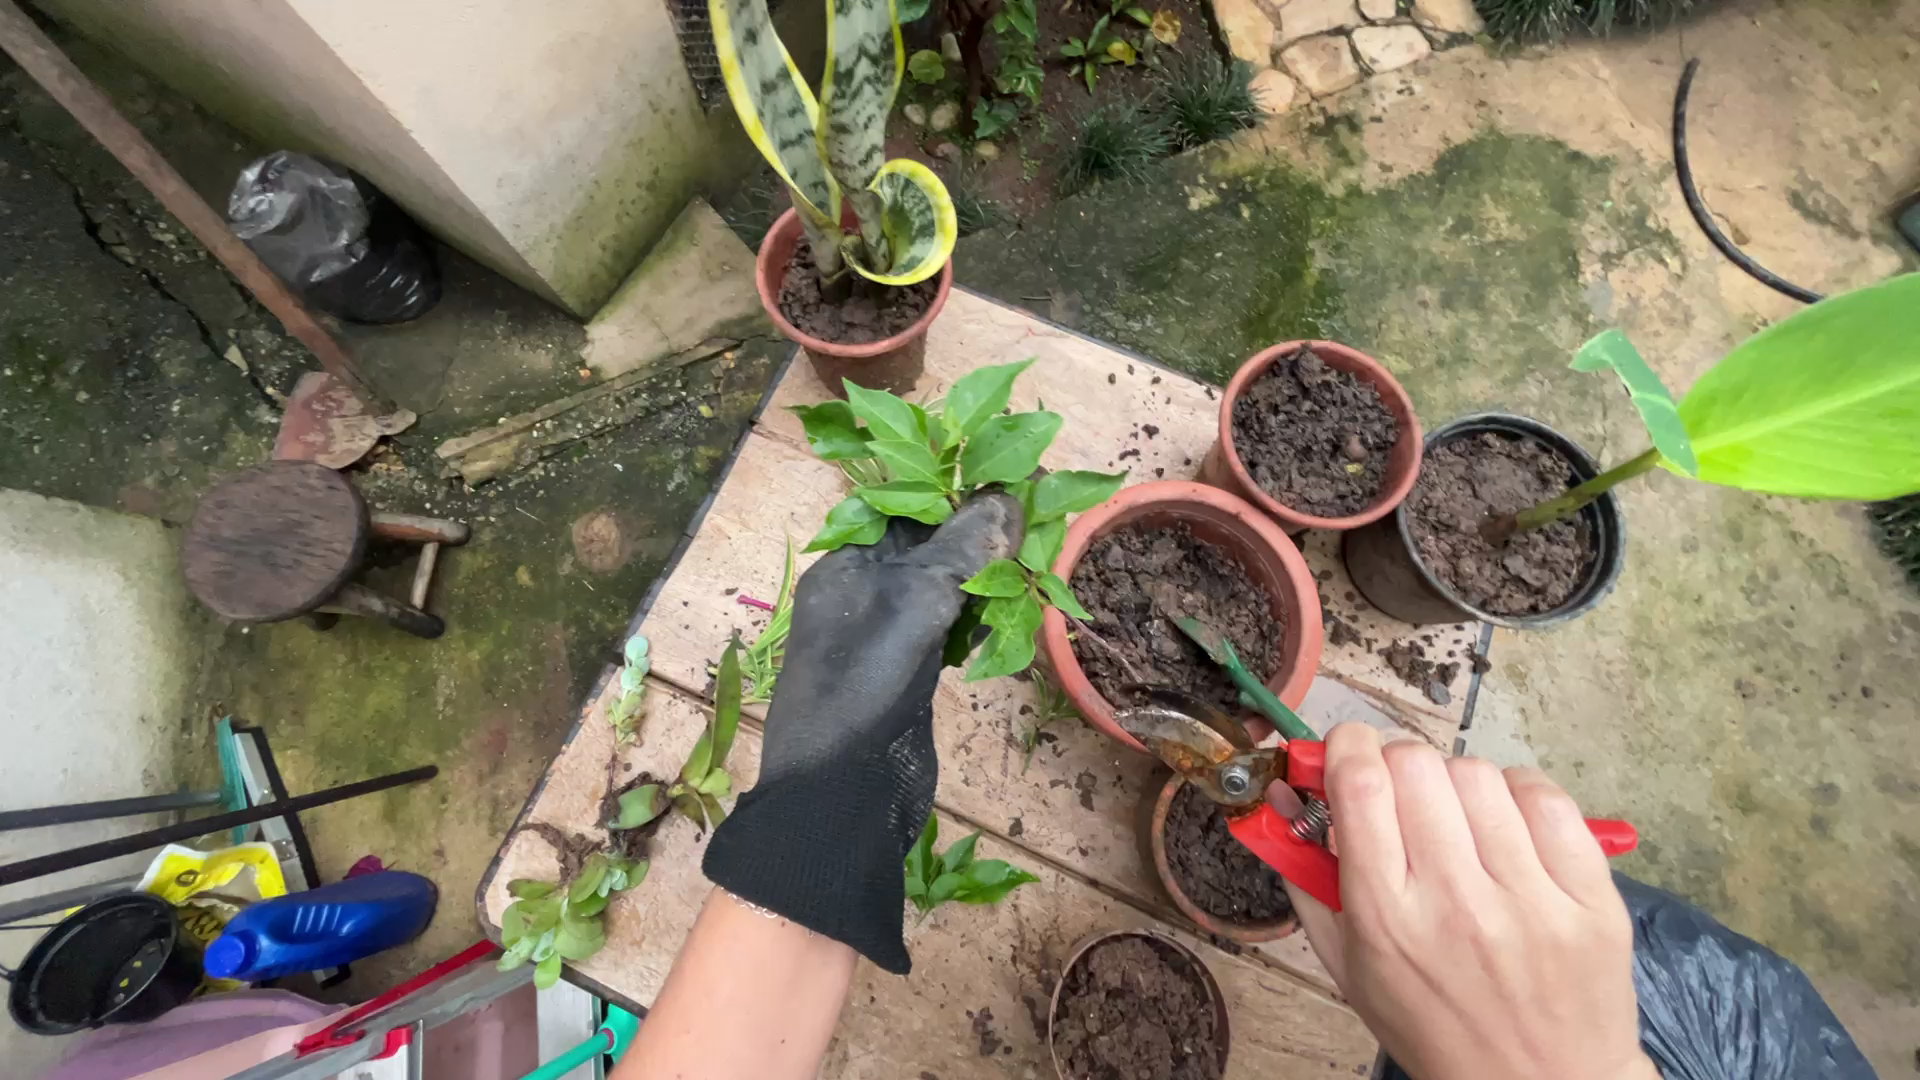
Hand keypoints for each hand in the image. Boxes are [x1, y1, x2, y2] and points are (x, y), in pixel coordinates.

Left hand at [703, 494, 1021, 973]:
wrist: (843, 794)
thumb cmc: (864, 685)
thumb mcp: (912, 604)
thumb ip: (959, 549)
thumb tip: (1007, 498)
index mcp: (848, 565)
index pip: (906, 509)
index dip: (957, 492)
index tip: (1011, 480)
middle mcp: (863, 593)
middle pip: (928, 547)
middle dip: (978, 533)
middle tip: (1035, 516)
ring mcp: (886, 634)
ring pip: (943, 588)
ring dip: (984, 576)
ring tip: (1034, 556)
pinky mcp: (910, 669)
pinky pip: (948, 627)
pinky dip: (978, 617)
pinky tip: (1011, 612)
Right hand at [1273, 725, 1655, 1079]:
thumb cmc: (1424, 1018)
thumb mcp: (1340, 955)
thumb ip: (1300, 867)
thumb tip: (1283, 786)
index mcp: (1384, 914)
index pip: (1359, 783)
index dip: (1346, 745)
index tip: (1346, 750)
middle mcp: (1456, 901)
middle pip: (1415, 765)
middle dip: (1394, 760)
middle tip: (1396, 786)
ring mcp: (1532, 902)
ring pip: (1477, 774)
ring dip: (1451, 778)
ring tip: (1452, 811)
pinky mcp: (1593, 903)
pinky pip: (1547, 799)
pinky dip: (1516, 789)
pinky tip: (1503, 817)